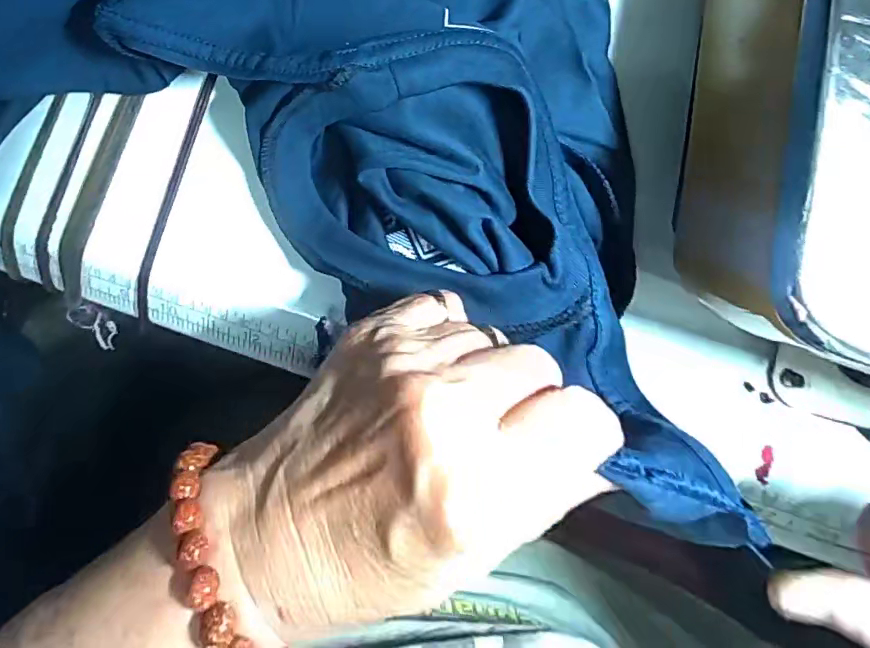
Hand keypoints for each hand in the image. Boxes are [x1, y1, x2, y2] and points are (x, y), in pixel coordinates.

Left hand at [201, 290, 621, 642]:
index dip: (582, 431)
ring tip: (460, 399)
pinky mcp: (369, 334)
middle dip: (534, 396)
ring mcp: (400, 362)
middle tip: (504, 425)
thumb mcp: (472, 558)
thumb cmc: (370, 563)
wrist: (271, 529)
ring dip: (487, 366)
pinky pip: (442, 307)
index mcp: (475, 486)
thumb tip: (598, 458)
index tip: (564, 439)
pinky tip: (433, 363)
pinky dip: (448, 333)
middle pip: (539, 364)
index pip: (582, 418)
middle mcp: (440, 410)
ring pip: (492, 333)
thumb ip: (543, 497)